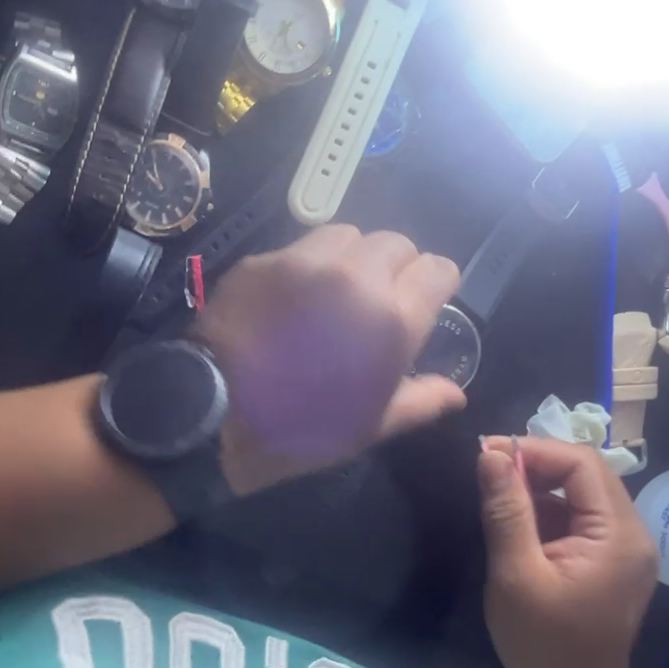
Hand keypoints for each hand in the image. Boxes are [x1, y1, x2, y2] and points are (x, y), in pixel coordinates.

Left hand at [197, 225, 464, 493]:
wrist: (212, 418)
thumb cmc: (299, 432)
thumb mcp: (367, 428)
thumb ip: (419, 401)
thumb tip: (456, 392)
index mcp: (392, 320)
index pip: (437, 270)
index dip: (436, 284)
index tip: (426, 300)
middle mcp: (355, 278)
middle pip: (396, 244)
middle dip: (397, 267)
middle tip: (378, 299)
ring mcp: (304, 264)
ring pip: (349, 235)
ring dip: (353, 257)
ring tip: (337, 290)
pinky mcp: (263, 261)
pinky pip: (300, 248)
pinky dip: (307, 266)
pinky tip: (293, 297)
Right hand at [477, 437, 658, 667]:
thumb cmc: (542, 646)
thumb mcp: (515, 574)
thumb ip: (506, 511)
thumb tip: (490, 453)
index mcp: (618, 535)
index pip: (582, 463)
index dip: (534, 449)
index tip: (486, 455)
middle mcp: (632, 534)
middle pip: (586, 474)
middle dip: (534, 465)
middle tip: (485, 471)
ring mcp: (623, 549)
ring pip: (580, 494)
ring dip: (537, 488)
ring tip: (493, 497)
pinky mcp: (609, 562)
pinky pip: (578, 518)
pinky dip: (545, 512)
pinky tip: (514, 523)